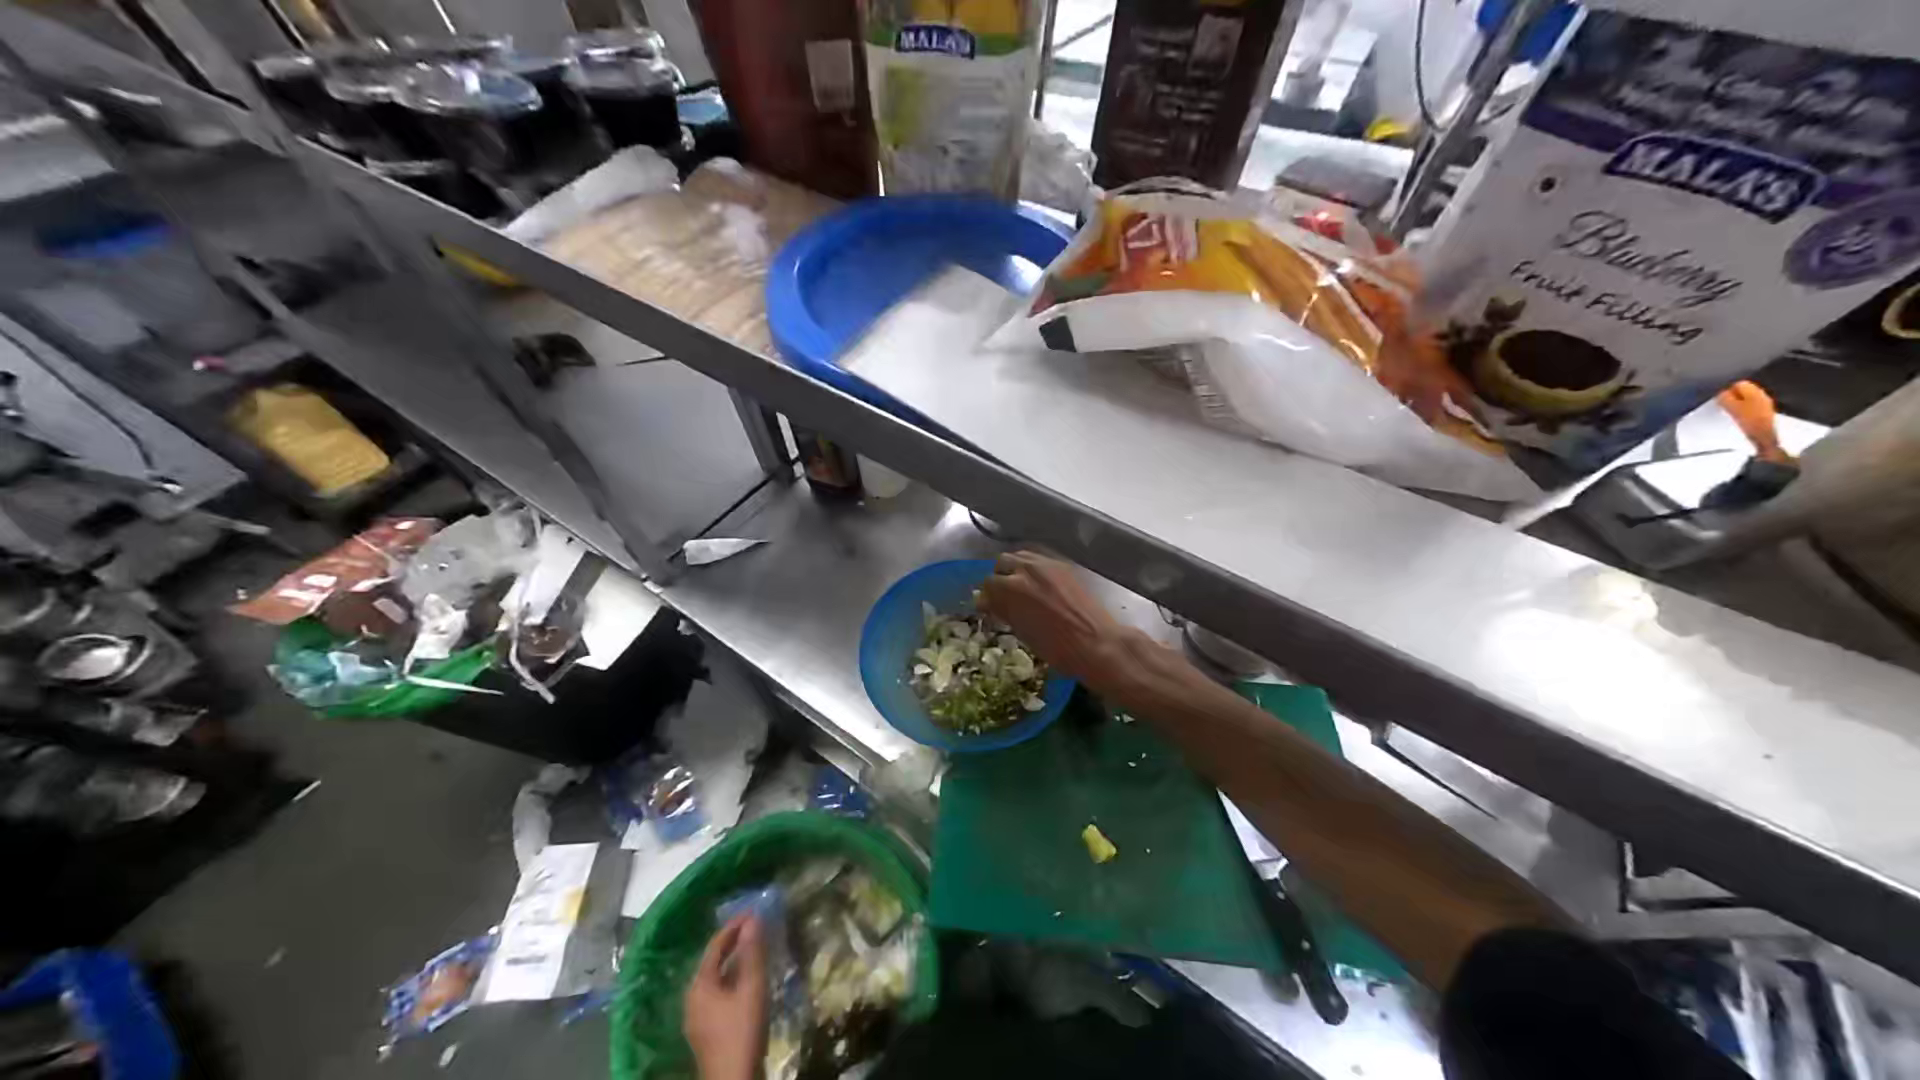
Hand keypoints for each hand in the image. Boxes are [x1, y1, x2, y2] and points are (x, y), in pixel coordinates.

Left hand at [684, 914, 767, 1079]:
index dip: (734, 926)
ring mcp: (697, 1018)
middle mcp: (692, 998)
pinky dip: (733, 980)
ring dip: (735, 962)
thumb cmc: (741, 1032)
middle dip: (734, 942)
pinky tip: (748, 982)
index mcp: (699, 985)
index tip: (754, 911)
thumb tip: (753, 919)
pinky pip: (719, 994)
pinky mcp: (706, 1031)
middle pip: (713, 961)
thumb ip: (752, 953)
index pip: (715, 946)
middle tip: (756, 928)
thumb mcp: (752, 988)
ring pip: (716, 979)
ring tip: (755, 950)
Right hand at [978, 551, 1132, 685]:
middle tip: (1003, 595)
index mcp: (1010, 588)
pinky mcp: (1064, 565)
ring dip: (1016, 568)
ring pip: (1022, 556)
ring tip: (1021, 586)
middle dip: (999, 577)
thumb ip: (1003, 611)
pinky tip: (1039, 585)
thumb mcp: (1021, 632)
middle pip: (1002, 562)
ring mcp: (1047, 564)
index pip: (988, 584)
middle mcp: (1026, 568)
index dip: (987, 597)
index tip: (990, 608)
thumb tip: (989, 603)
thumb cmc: (1056, 648)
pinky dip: (1034, 568)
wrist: (1096, 643)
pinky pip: (1041, 559)